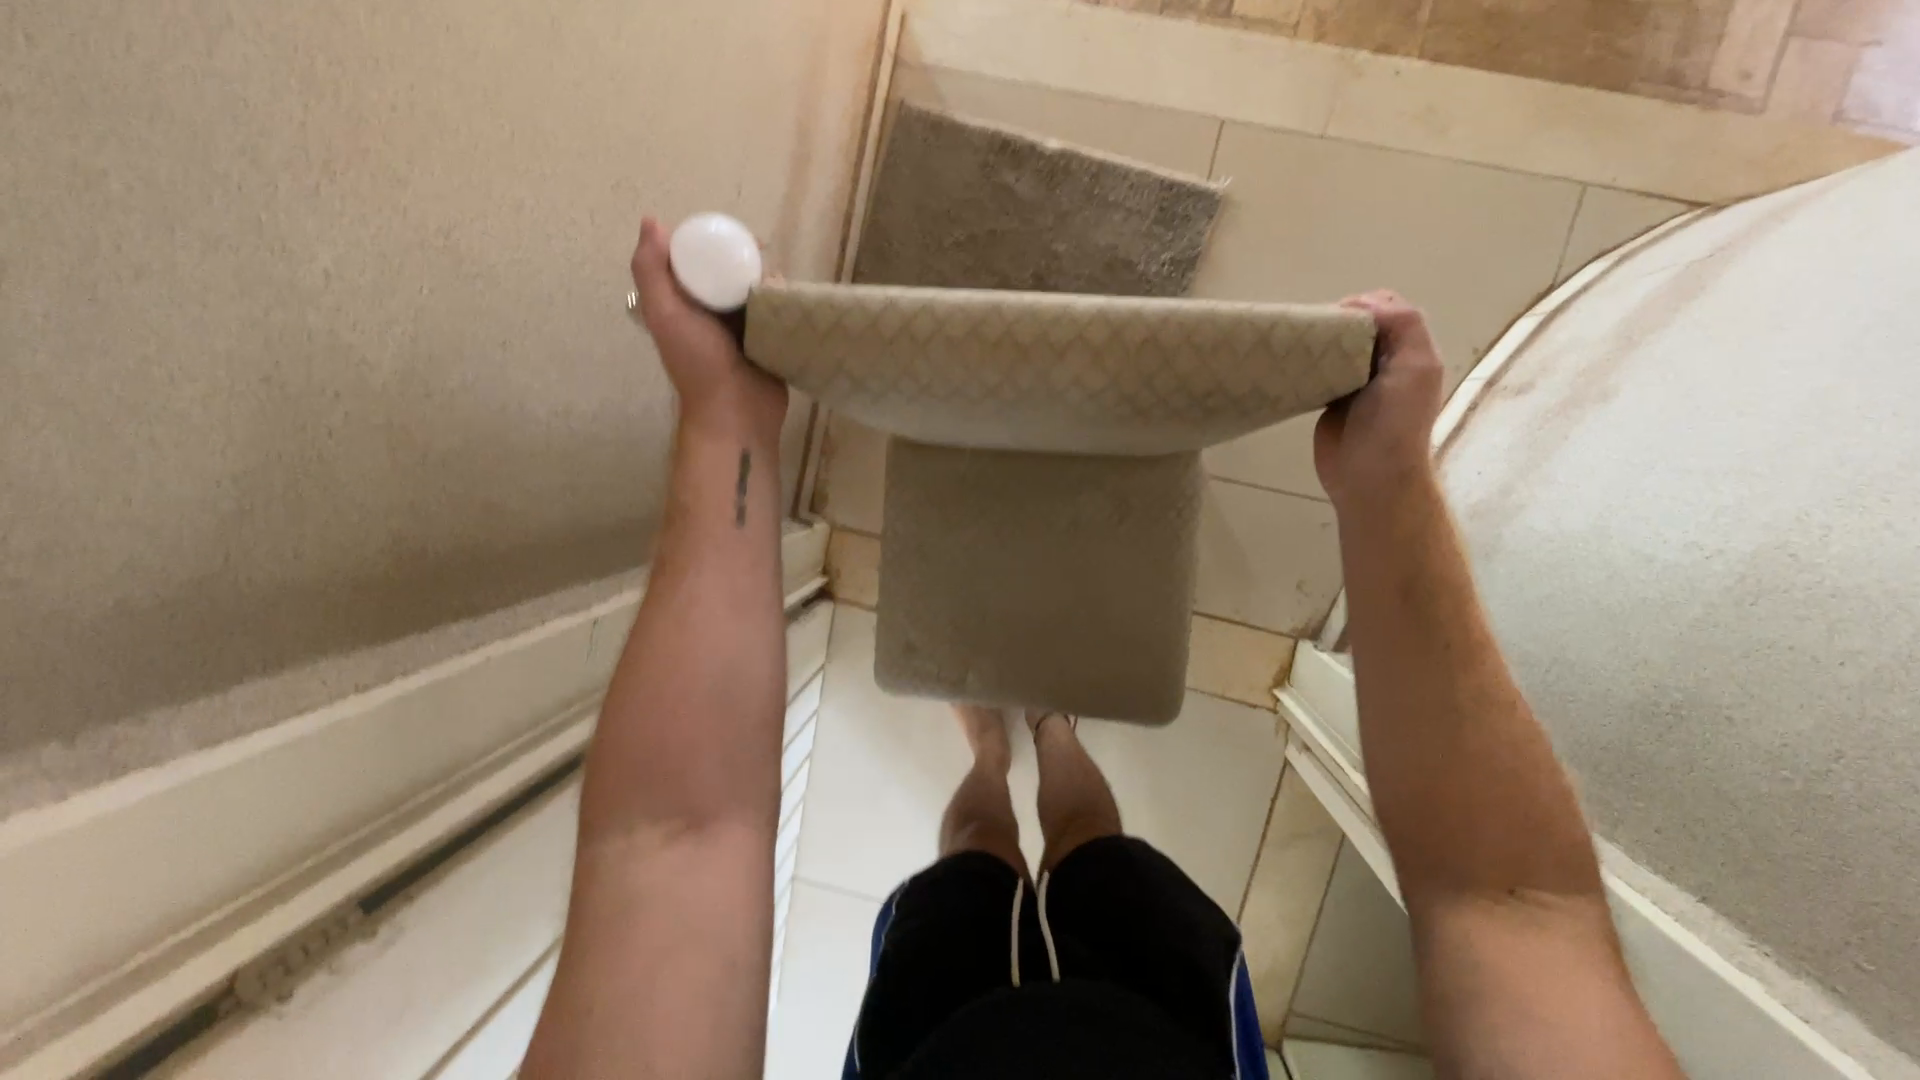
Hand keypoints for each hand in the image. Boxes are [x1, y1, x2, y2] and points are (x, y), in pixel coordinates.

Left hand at [630, 217, 786, 438]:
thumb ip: (652, 271)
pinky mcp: (770, 341)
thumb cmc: (698, 364)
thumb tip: (651, 220)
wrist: (736, 413)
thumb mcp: (665, 314)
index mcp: (684, 304)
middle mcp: (713, 314)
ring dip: (769, 279)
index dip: (711, 242)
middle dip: (746, 259)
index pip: (697, 261)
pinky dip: (784, 301)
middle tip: (762, 254)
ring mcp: (743, 329)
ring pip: (757, 290)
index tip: (730, 233)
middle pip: (730, 272)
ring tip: (778, 277)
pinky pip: (778, 312)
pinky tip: (792, 295)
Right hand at [1314, 290, 1445, 506]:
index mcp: (1410, 351)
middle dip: (1338, 320)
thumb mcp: (1415, 366)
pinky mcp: (1331, 400)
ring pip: (1337, 347)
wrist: (1371, 476)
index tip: (1335, 315)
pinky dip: (1308, 364)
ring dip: (1320, 341)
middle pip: (1359, 325)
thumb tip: (1362, 304)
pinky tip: (1294, 365)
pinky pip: (1319, 372)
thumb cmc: (1396, 422)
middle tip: (1314, 330)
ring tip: (1300, 344)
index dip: (1363, 304)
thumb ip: (1402, 326)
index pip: (1387, 309)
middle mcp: (1385, 363)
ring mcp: (1356, 383)